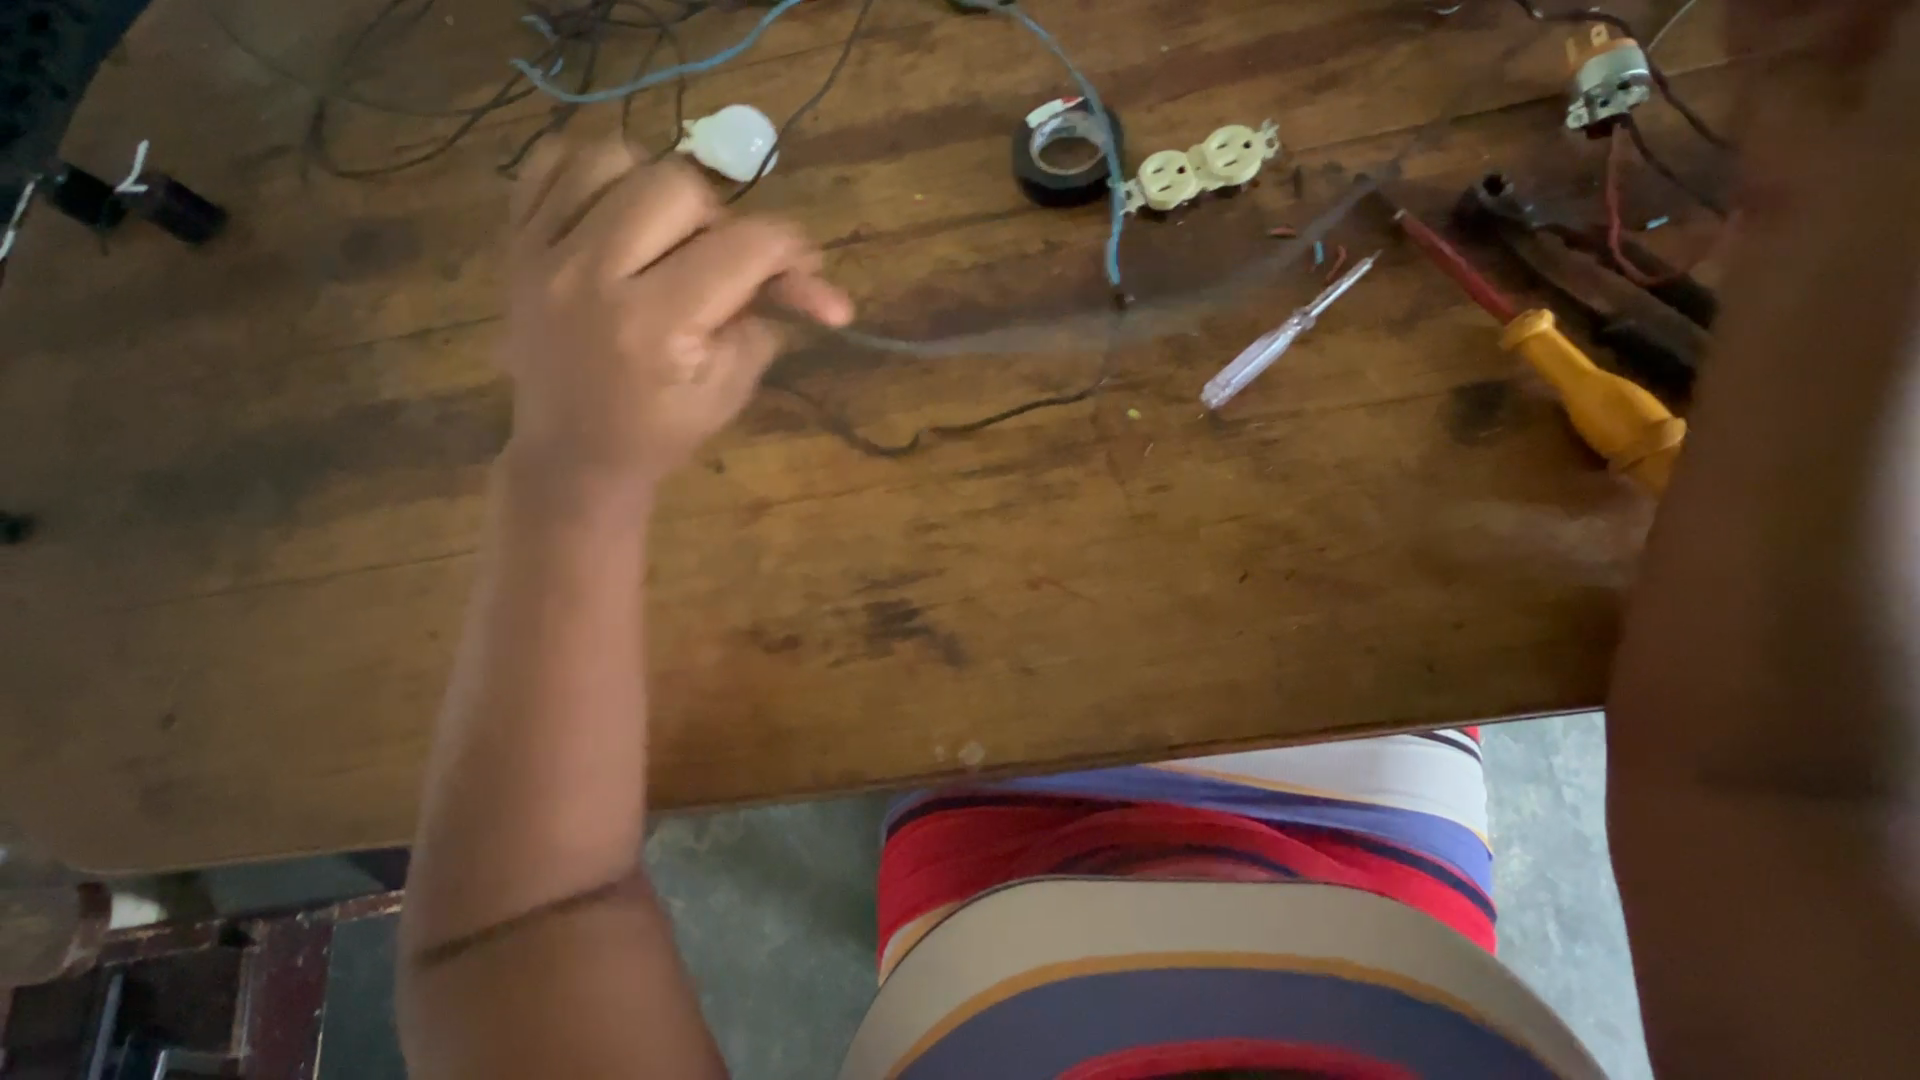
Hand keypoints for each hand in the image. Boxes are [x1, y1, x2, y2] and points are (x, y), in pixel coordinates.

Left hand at [498, 137, 852, 484]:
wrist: (572, 454)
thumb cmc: (661, 430)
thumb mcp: (731, 386)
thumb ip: (767, 318)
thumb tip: (808, 277)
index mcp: (655, 325)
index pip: (743, 248)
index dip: (790, 248)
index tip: (802, 263)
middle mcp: (593, 275)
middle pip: (678, 185)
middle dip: (718, 220)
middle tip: (718, 262)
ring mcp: (543, 253)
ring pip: (613, 158)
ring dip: (656, 189)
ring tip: (664, 234)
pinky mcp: (514, 243)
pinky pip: (551, 162)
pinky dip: (593, 175)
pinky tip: (614, 213)